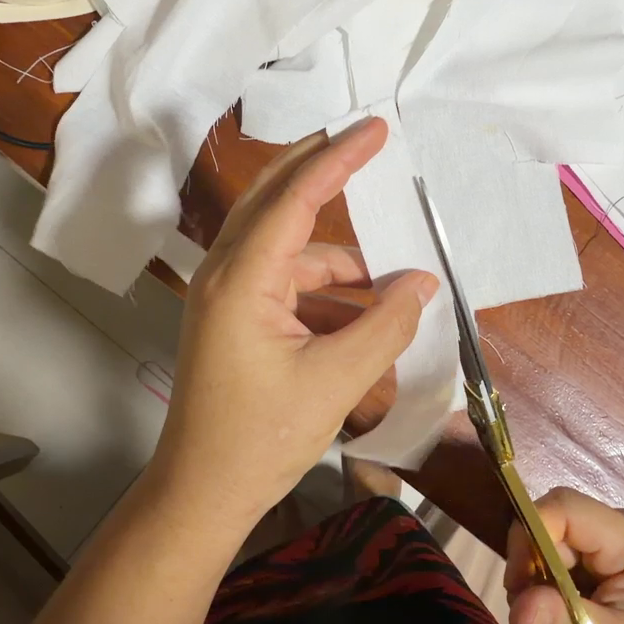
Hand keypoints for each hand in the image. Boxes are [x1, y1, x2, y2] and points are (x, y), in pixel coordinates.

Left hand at [150, 118, 437, 528]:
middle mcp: (226, 273)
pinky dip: (327, 288)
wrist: (202, 495)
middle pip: (276, 199)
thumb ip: (385, 325)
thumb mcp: (335, 381)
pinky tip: (366, 313)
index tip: (376, 129)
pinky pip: (287, 281)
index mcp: (241, 278)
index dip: (339, 159)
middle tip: (368, 142)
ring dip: (339, 255)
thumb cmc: (261, 439)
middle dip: (322, 168)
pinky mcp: (236, 316)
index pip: (295, 198)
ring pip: (288, 246)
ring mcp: (227, 294)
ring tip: (394, 276)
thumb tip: (422, 283)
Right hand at [505, 488, 623, 623]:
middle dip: (534, 589)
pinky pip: (557, 577)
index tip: (516, 587)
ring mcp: (610, 548)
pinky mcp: (600, 567)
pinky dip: (549, 615)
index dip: (530, 535)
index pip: (565, 508)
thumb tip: (515, 608)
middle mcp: (621, 530)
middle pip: (551, 535)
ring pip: (548, 561)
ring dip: (540, 612)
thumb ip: (563, 623)